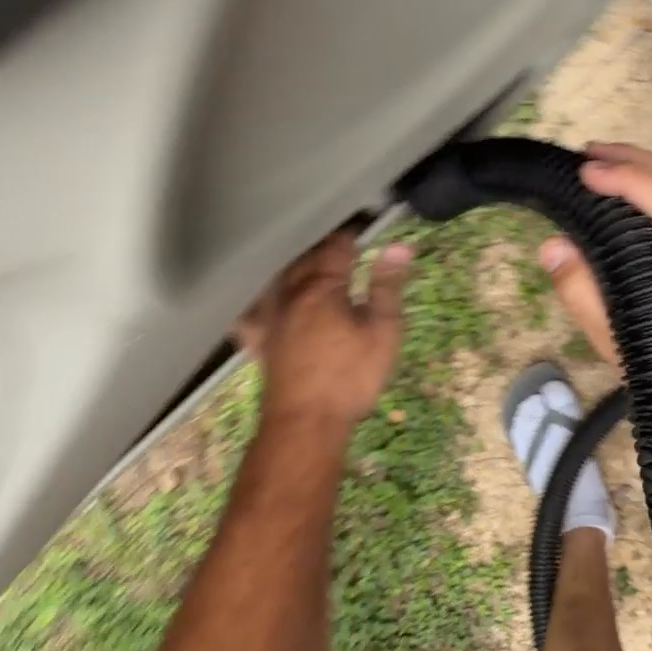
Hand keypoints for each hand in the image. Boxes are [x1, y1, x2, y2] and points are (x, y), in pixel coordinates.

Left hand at [234, 232, 412, 428]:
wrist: (306, 423)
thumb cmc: (351, 376)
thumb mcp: (383, 330)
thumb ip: (388, 286)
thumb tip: (399, 246)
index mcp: (323, 287)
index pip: (337, 247)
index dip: (352, 235)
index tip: (366, 227)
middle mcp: (291, 294)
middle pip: (305, 258)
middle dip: (324, 246)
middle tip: (344, 244)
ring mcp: (270, 318)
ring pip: (279, 278)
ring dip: (295, 265)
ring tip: (311, 263)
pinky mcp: (261, 342)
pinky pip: (252, 312)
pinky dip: (258, 300)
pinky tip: (260, 301)